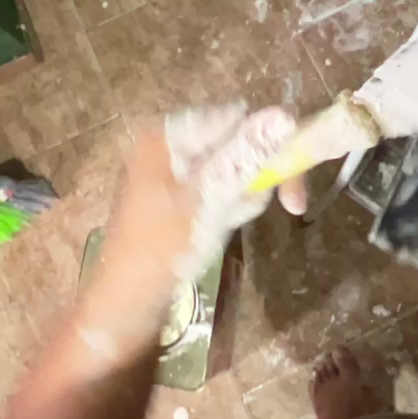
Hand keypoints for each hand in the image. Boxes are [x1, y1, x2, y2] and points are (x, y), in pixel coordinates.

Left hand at [98, 104, 304, 308]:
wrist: (124, 304)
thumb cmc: (163, 250)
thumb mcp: (211, 200)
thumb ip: (248, 156)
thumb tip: (286, 115)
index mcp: (169, 136)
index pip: (238, 119)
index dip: (271, 145)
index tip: (293, 181)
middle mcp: (169, 143)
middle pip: (235, 142)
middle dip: (255, 176)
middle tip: (275, 207)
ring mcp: (171, 169)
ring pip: (232, 167)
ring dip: (243, 195)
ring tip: (227, 221)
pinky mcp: (176, 193)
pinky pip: (217, 186)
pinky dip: (227, 205)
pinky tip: (219, 225)